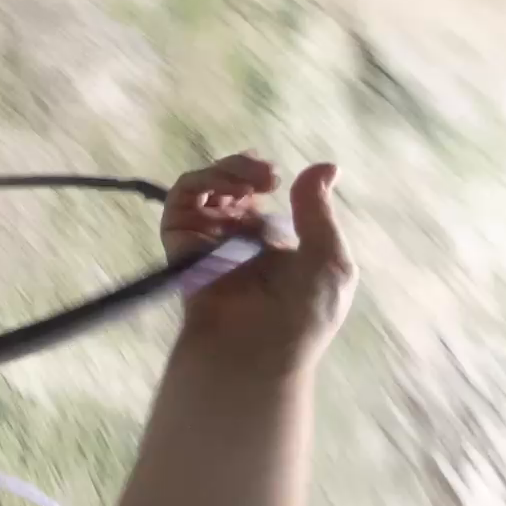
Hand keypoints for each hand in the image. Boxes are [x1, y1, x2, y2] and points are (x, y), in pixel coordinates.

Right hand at [160, 154, 357, 374]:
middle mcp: (230, 227)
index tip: (278, 174)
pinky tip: (234, 191)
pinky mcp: (177, 232)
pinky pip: (181, 197)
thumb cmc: (303, 309)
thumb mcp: (328, 259)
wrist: (260, 340)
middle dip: (243, 168)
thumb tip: (327, 165)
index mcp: (266, 234)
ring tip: (255, 180)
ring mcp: (202, 229)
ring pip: (201, 183)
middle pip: (225, 181)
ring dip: (225, 172)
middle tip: (267, 174)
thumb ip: (317, 211)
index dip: (260, 175)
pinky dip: (203, 183)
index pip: (254, 191)